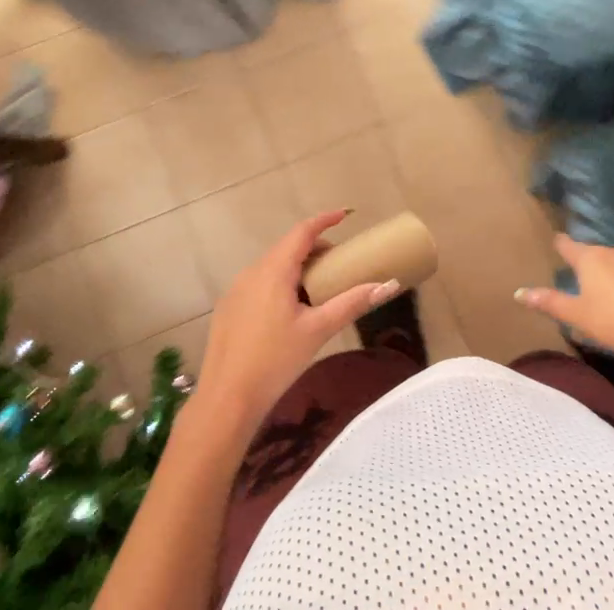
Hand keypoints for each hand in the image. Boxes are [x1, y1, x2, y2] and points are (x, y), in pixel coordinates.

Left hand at [195, 210, 401, 430]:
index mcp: (273, 271)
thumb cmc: (275, 360)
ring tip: (319, 287)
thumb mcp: (318, 330)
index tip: (344, 215)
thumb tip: (386, 285)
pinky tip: (291, 309)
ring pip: (271, 266)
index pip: (301, 233)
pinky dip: (280, 282)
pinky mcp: (228, 308)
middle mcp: (251, 273)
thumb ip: (352, 304)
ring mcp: (235, 290)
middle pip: (286, 248)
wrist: (227, 398)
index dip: (323, 220)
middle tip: (339, 263)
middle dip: (314, 248)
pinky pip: (258, 282)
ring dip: (296, 267)